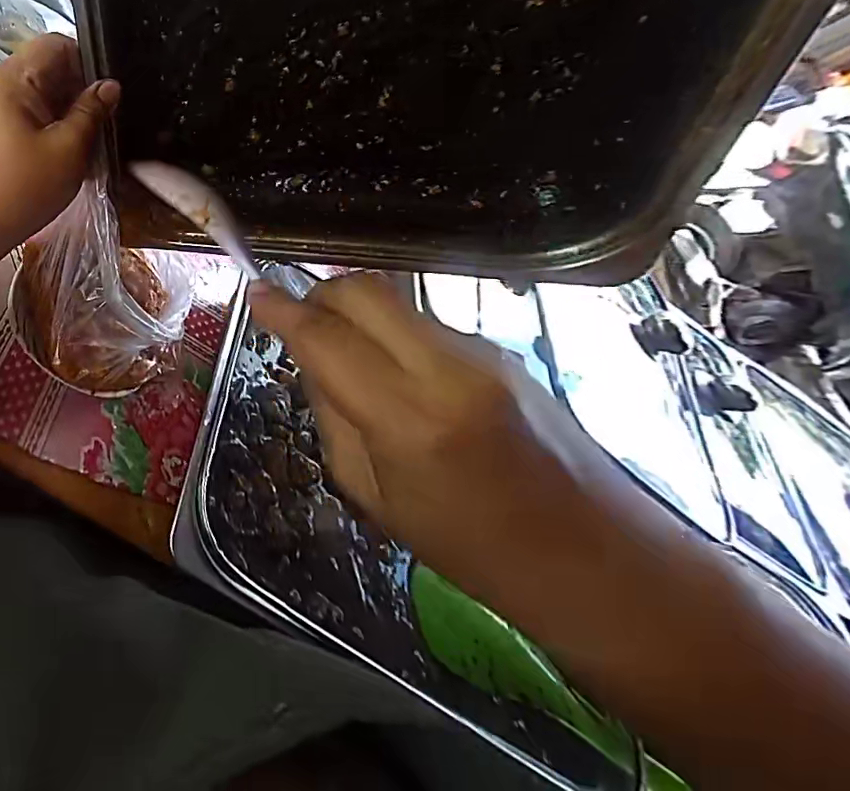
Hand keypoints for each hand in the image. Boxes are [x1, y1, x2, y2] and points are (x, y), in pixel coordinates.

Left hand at [0, 34, 119, 253]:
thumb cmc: (24, 187)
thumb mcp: (69, 148)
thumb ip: (92, 110)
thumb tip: (110, 86)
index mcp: (11, 77)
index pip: (57, 44)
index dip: (88, 62)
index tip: (108, 92)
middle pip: (50, 67)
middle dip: (80, 89)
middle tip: (107, 117)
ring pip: (44, 91)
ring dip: (70, 110)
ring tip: (94, 134)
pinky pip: (33, 111)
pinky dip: (55, 124)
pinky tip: (74, 146)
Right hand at [246, 274, 679, 611]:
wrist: (596, 558)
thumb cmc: (469, 547)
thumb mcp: (371, 493)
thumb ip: (333, 415)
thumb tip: (313, 362)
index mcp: (409, 417)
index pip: (326, 338)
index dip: (281, 309)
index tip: (254, 292)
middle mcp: (449, 368)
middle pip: (363, 290)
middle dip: (318, 295)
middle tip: (297, 321)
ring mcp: (484, 352)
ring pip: (394, 303)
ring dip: (356, 317)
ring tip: (349, 362)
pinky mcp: (504, 350)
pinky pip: (424, 323)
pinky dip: (391, 334)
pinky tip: (396, 377)